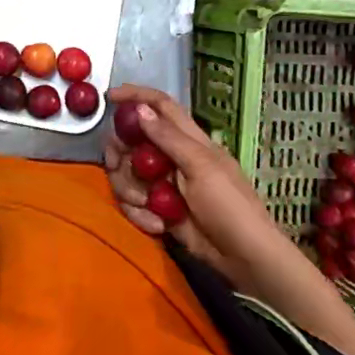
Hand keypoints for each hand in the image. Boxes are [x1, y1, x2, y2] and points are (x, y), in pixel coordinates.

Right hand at [102, 85, 288, 289]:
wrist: (244, 258)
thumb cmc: (230, 206)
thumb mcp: (201, 167)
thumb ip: (168, 138)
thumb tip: (140, 109)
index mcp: (189, 139)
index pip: (160, 106)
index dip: (136, 96)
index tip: (110, 97)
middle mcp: (172, 157)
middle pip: (132, 142)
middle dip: (122, 155)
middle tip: (121, 167)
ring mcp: (164, 184)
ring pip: (127, 174)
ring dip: (130, 190)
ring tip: (147, 206)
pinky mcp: (158, 209)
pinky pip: (134, 203)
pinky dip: (140, 214)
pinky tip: (158, 225)